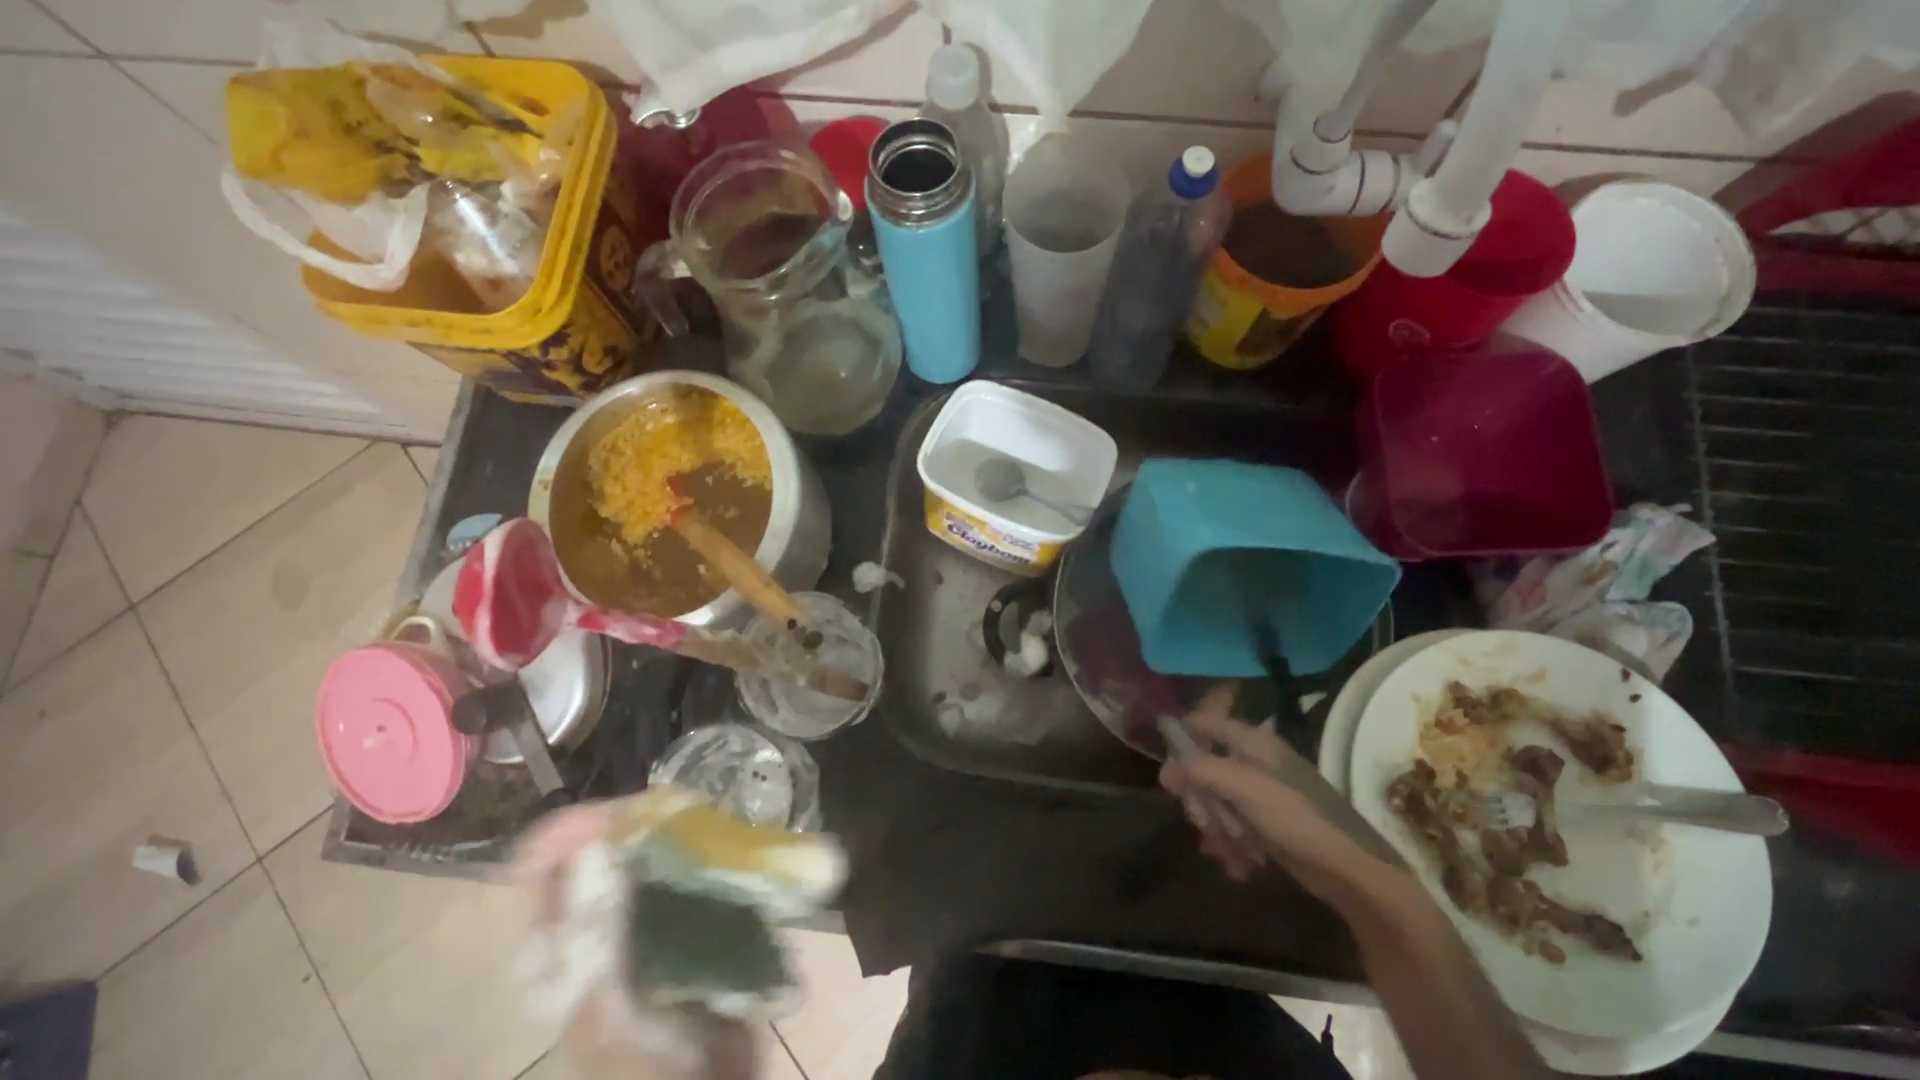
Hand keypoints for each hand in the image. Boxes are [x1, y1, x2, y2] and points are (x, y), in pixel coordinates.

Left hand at [512, 803, 759, 1079]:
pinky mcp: (685, 919)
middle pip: (601, 847)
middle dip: (640, 822)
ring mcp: (640, 918)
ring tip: (715, 826)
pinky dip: (710, 853)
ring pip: (649, 852)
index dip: (575, 828)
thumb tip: (596, 843)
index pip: (540, 861)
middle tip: (686, 814)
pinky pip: (691, 870)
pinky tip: (734, 851)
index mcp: (555, 942)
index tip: (629, 814)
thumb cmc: (644, 1060)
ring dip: (681, 833)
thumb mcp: (607, 1000)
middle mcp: (592, 922)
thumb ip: (597, 926)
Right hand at [1160, 686, 1391, 901]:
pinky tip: (1237, 866)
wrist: (1346, 867)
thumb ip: (1202, 771)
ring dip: (1216, 829)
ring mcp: (1263, 794)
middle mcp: (1256, 762)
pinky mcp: (1269, 824)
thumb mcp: (1243, 788)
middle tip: (1202, 822)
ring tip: (1224, 853)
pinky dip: (1233, 846)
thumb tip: (1166, 769)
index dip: (1182, 739)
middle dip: (1200, 800)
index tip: (1166, 770)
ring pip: (1219, 802)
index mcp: (1254, 743)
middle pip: (1207, 769)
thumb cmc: (1295, 817)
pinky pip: (1236, 827)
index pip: (1207, 723)